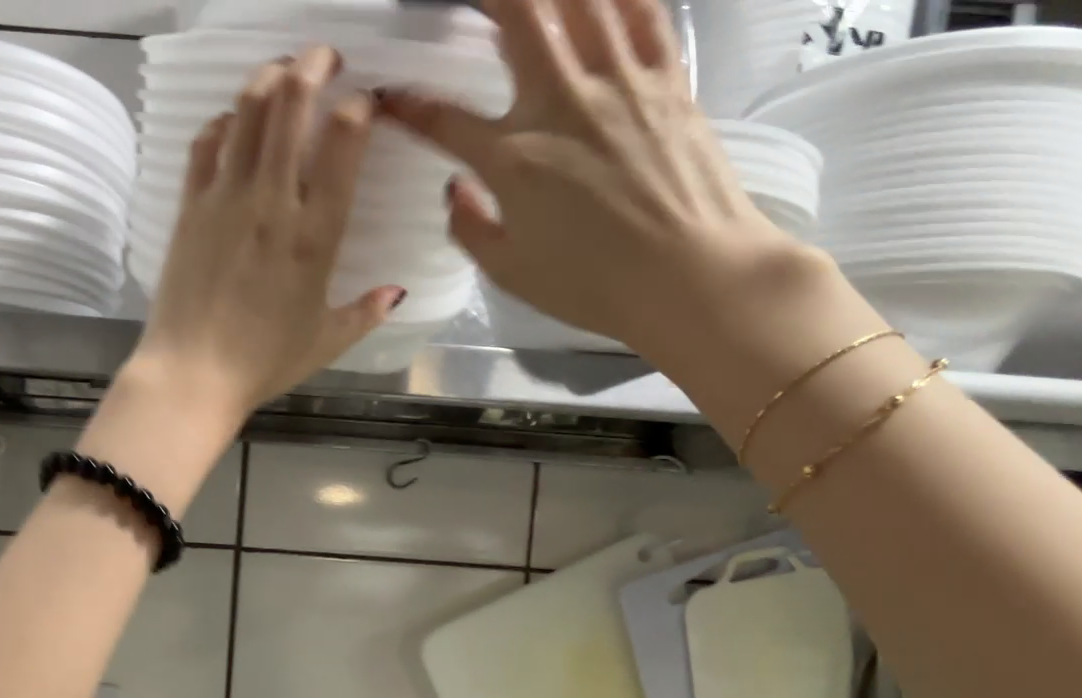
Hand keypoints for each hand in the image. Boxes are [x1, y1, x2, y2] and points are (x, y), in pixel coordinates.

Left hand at [130, 46, 405, 425]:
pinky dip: (222, 123)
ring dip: (266, 79)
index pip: (343, 141)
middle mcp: (272, 203)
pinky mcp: (189, 208)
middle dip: (312, 65)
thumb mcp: (326, 341)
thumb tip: (396, 292)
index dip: (358, 106)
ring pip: (245, 112)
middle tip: (324, 57)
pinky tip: (231, 123)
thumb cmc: (263, 363)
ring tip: (281, 73)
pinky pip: (205, 145)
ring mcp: (225, 200)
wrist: (190, 375)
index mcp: (316, 234)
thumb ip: (366, 311)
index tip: (364, 102)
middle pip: (290, 105)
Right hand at [376, 0, 820, 360]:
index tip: (387, 97)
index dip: (405, 104)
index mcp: (513, 159)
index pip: (441, 118)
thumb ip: (470, 228)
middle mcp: (562, 103)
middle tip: (471, 5)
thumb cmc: (594, 285)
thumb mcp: (509, 272)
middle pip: (519, 16)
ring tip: (525, 0)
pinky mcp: (668, 78)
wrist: (694, 276)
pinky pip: (642, 9)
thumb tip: (456, 190)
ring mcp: (620, 82)